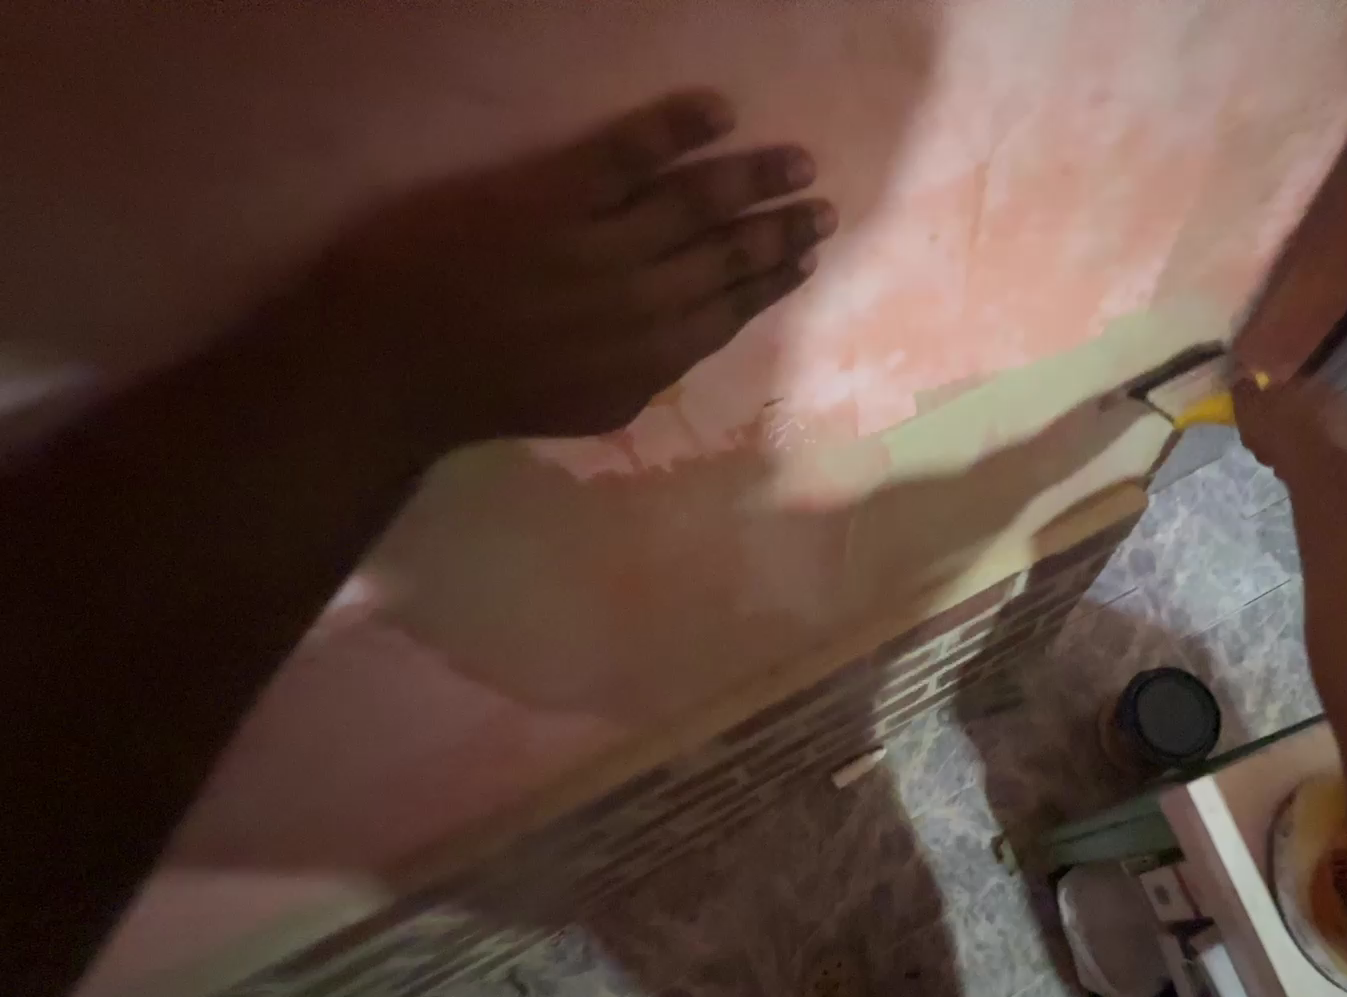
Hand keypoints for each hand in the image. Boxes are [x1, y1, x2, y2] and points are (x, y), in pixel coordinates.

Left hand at [267, 88, 832, 449]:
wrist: (395, 368)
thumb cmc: (497, 395)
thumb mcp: (596, 409)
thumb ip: (653, 376)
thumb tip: (690, 343)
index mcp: (656, 355)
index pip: (734, 308)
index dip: (776, 281)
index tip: (808, 259)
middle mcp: (646, 299)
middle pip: (730, 255)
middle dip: (783, 231)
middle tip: (825, 208)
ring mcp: (601, 245)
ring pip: (696, 205)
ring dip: (754, 182)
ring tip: (799, 164)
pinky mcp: (551, 198)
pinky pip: (625, 155)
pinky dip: (675, 130)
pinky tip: (719, 111)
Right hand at [1231, 374, 1346, 478]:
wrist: (1323, 469)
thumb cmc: (1280, 437)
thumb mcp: (1249, 413)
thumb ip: (1244, 392)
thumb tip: (1240, 375)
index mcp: (1301, 382)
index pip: (1282, 385)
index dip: (1269, 401)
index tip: (1260, 420)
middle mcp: (1330, 393)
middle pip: (1306, 404)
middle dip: (1292, 419)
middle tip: (1276, 442)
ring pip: (1324, 425)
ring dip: (1310, 437)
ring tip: (1293, 459)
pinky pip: (1338, 445)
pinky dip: (1327, 454)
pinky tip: (1314, 468)